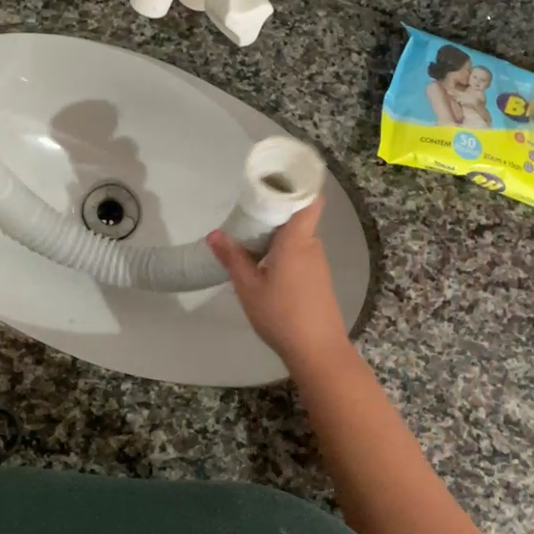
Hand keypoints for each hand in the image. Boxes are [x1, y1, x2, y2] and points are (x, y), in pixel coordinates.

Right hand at [207, 196, 350, 365]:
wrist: (317, 350)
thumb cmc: (281, 314)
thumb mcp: (248, 287)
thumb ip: (232, 258)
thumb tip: (215, 235)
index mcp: (297, 241)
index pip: (309, 200)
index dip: (296, 186)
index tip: (274, 182)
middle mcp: (312, 246)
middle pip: (298, 217)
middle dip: (275, 213)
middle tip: (247, 216)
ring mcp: (318, 264)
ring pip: (298, 238)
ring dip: (278, 236)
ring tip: (250, 242)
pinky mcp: (319, 280)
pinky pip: (301, 254)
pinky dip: (284, 253)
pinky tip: (265, 268)